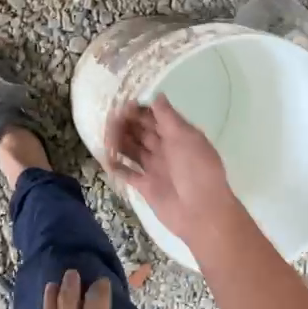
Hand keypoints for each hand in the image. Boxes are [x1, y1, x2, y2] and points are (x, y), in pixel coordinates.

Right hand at [104, 96, 242, 246]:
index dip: (138, 111)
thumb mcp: (185, 137)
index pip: (154, 117)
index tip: (122, 106)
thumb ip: (168, 117)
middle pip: (140, 131)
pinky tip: (106, 159)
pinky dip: (117, 166)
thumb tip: (157, 95)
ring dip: (118, 142)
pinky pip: (128, 172)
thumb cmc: (197, 171)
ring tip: (105, 139)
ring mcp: (154, 167)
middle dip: (125, 124)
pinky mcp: (145, 186)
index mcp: (177, 135)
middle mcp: (165, 149)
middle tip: (109, 121)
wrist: (202, 213)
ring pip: (132, 149)